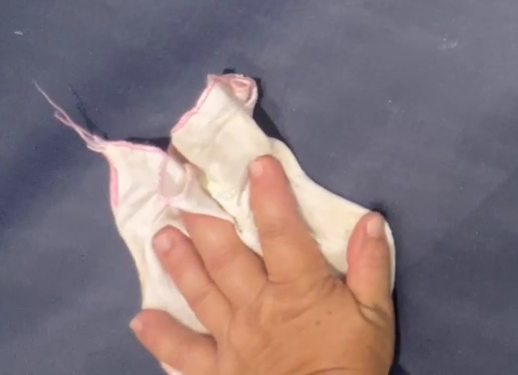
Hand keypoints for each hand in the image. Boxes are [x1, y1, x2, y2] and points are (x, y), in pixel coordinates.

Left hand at [129, 155, 394, 374]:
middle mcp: (258, 306)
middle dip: (208, 224)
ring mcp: (231, 341)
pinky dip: (161, 335)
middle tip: (185, 195)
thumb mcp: (376, 311)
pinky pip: (183, 352)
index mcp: (299, 286)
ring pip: (201, 294)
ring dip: (180, 264)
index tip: (256, 164)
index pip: (282, 230)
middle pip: (229, 259)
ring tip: (161, 236)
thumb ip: (371, 264)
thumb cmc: (351, 362)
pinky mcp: (216, 372)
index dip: (270, 195)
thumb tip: (370, 218)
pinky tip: (141, 319)